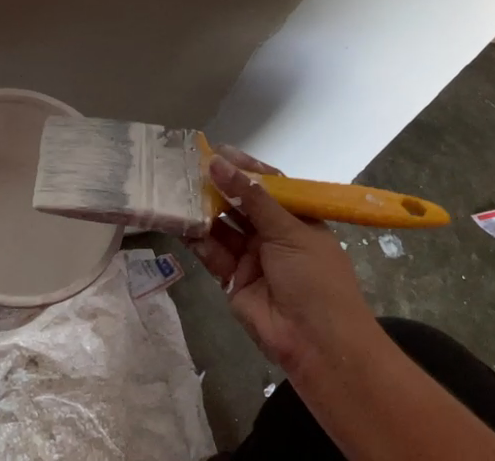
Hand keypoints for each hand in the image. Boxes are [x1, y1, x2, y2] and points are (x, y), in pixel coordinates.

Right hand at [186, 148, 381, 380]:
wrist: (318, 344)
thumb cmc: (315, 279)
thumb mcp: (289, 231)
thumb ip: (250, 198)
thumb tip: (218, 162)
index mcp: (296, 221)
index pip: (267, 187)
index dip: (244, 169)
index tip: (218, 151)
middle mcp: (273, 236)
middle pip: (240, 205)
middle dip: (217, 187)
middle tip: (187, 166)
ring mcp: (252, 258)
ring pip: (222, 227)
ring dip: (202, 210)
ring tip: (176, 188)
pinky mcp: (232, 279)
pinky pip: (211, 253)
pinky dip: (195, 238)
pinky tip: (179, 221)